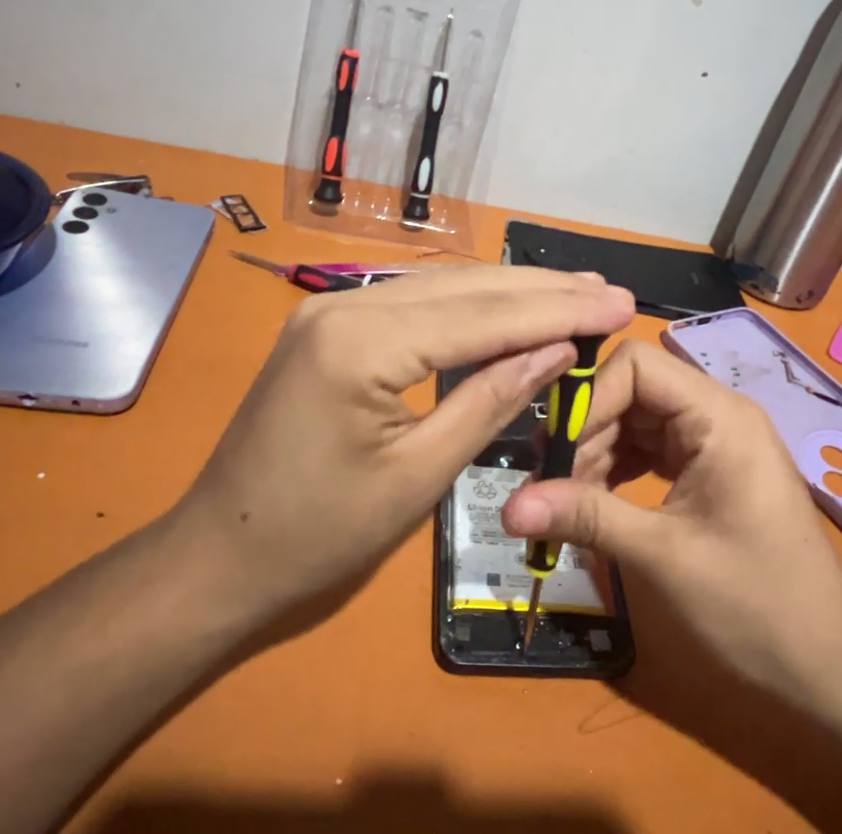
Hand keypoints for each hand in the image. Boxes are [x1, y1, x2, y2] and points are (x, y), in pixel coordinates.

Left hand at [176, 266, 634, 638]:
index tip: (622, 305)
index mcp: (362, 343)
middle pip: (464, 287)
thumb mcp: (419, 476)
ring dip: (510, 293)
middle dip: (541, 292)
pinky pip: (414, 305)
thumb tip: (558, 351)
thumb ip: (491, 401)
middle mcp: (344, 305)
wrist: (220, 554)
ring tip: (576, 295)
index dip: (558, 313)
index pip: (484, 316)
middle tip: (610, 293)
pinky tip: (508, 309)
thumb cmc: (320, 533)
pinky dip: (469, 308)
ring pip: (440, 288)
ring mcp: (330, 310)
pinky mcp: (328, 327)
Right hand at [501, 338, 841, 711]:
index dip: (586, 399)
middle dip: (585, 431)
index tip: (549, 453)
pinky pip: (650, 452)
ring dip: (594, 454)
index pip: (636, 366)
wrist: (826, 666)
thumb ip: (586, 517)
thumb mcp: (662, 556)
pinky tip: (591, 504)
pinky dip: (615, 472)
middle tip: (544, 485)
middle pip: (632, 391)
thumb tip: (508, 507)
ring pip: (636, 422)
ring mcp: (715, 445)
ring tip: (561, 500)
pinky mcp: (710, 474)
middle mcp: (718, 416)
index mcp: (719, 416)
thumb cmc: (755, 603)